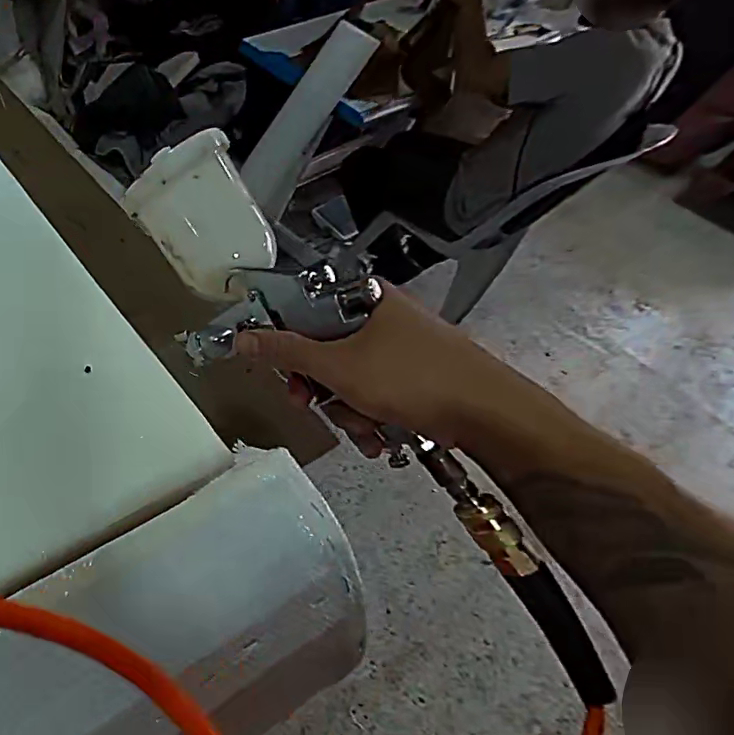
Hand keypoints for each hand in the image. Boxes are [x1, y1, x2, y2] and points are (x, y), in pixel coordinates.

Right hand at [231, 282, 517, 449]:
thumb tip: (244, 337)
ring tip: (363, 426)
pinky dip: (369, 417)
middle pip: (323, 351)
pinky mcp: (413, 376)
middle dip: (319, 388)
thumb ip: (286, 352)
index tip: (280, 369)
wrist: (489, 416)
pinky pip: (372, 394)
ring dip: (346, 410)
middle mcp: (382, 318)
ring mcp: (400, 348)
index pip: (304, 311)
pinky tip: (378, 435)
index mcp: (365, 299)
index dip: (285, 342)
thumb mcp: (337, 366)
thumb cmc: (417, 379)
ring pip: (346, 378)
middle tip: (310, 401)